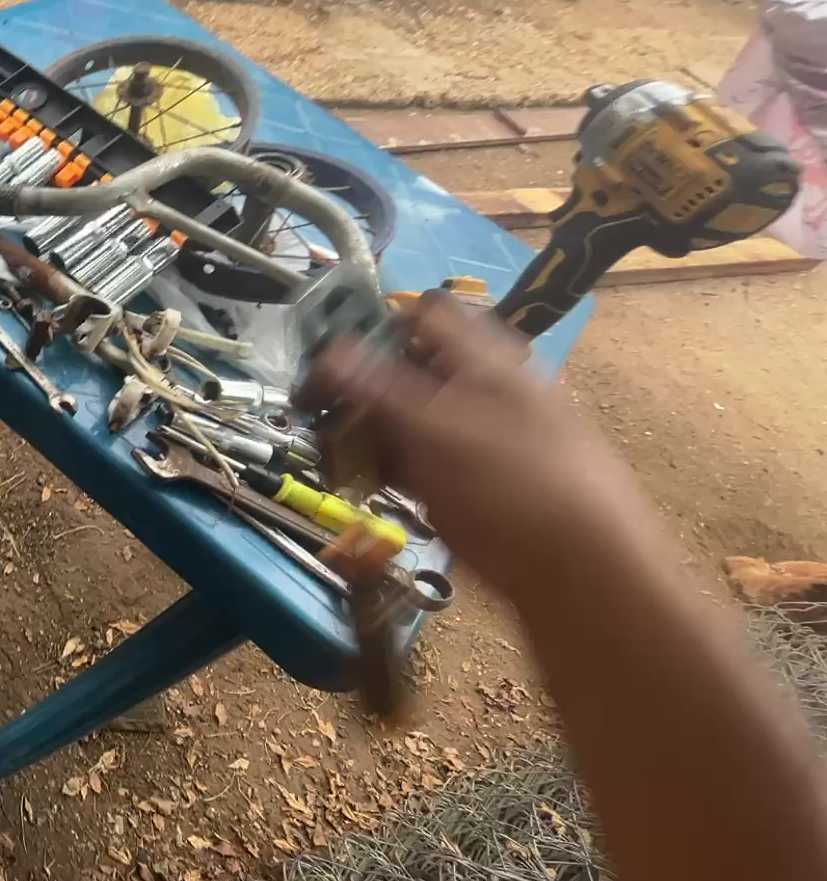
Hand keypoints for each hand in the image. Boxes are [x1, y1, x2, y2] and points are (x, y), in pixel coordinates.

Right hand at [298, 288, 649, 596]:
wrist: (570, 564)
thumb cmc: (513, 481)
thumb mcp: (438, 426)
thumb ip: (379, 386)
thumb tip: (328, 349)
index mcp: (480, 360)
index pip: (421, 316)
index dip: (374, 326)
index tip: (328, 355)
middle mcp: (466, 389)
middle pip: (397, 367)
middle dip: (350, 383)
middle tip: (311, 407)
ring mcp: (454, 433)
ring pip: (389, 414)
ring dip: (351, 426)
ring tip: (322, 445)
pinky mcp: (443, 473)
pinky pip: (394, 455)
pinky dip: (366, 461)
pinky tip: (343, 474)